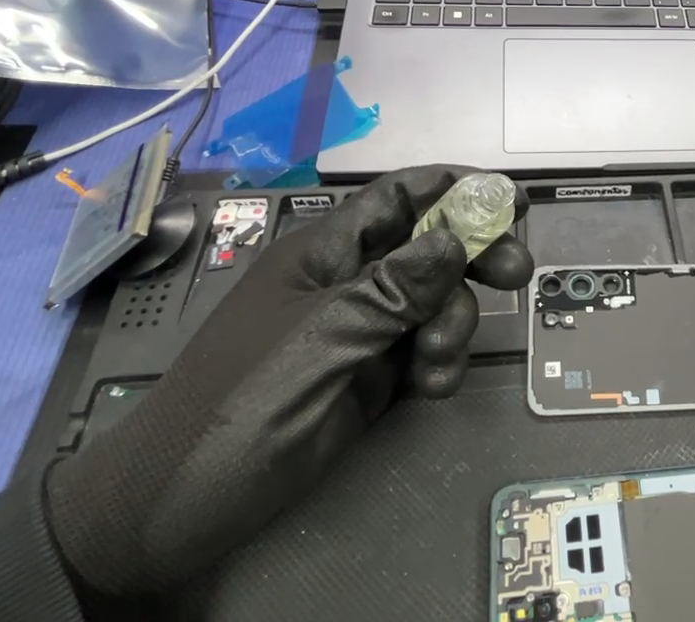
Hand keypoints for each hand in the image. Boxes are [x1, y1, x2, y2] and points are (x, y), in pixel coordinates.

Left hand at [44, 166, 532, 599]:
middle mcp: (349, 283)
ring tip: (435, 362)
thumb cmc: (239, 405)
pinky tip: (431, 386)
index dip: (453, 188)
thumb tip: (454, 238)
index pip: (397, 198)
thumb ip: (391, 288)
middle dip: (473, 257)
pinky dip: (438, 364)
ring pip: (433, 304)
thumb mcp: (319, 339)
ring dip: (452, 324)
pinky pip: (423, 353)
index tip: (509, 197)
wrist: (177, 506)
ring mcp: (360, 332)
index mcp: (324, 253)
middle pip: (429, 249)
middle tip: (517, 273)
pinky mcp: (370, 380)